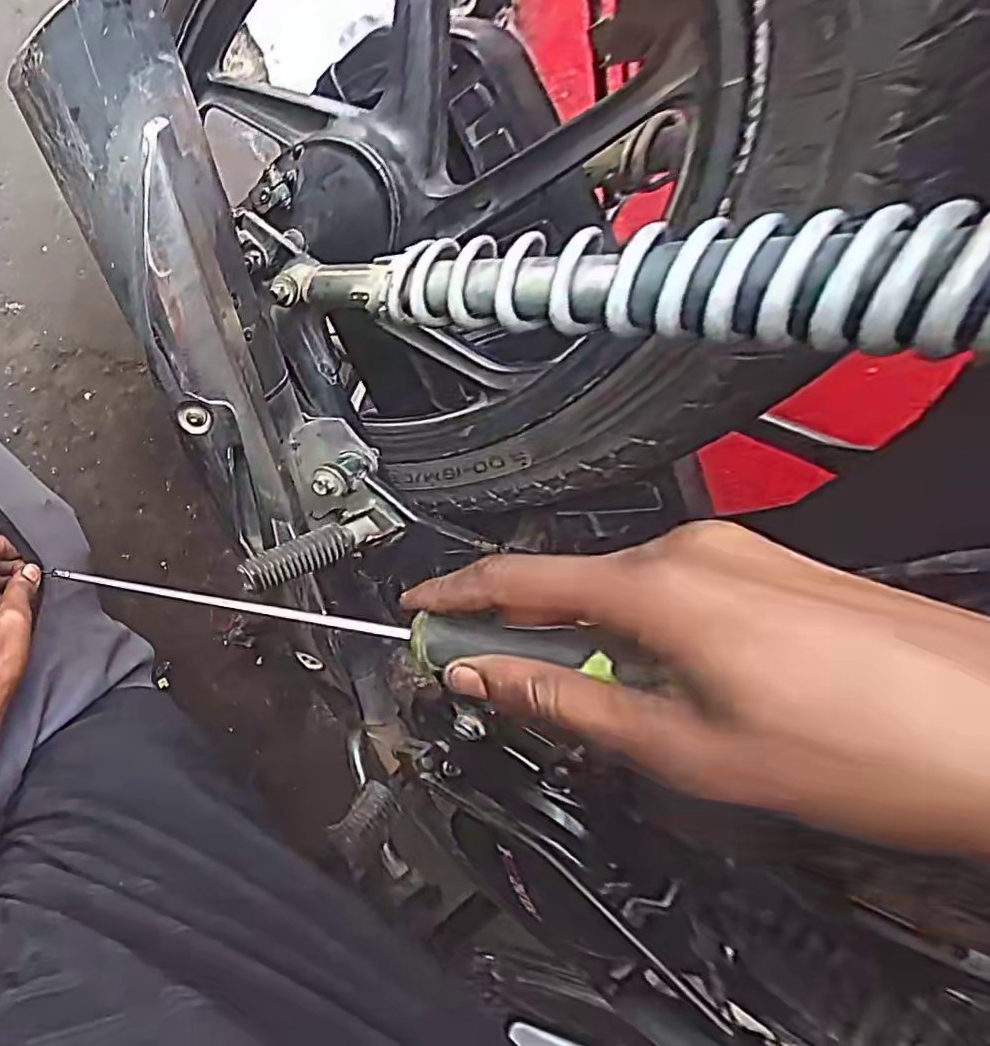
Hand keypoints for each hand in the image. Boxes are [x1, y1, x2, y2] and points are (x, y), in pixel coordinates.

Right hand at [402, 521, 989, 859]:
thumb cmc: (886, 750)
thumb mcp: (683, 746)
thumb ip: (557, 702)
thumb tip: (480, 677)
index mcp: (655, 587)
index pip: (507, 579)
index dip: (446, 594)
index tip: (415, 606)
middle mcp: (687, 552)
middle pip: (555, 582)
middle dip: (509, 624)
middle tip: (482, 668)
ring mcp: (731, 554)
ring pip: (605, 586)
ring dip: (570, 630)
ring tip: (577, 685)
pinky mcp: (763, 567)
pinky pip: (655, 586)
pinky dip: (622, 623)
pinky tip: (645, 669)